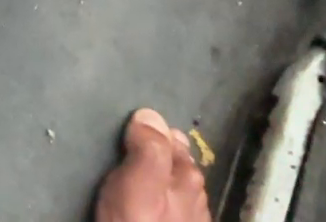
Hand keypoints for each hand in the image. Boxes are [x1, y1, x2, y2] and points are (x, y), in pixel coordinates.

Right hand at [95, 109, 209, 221]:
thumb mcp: (137, 184)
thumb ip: (148, 149)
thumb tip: (151, 114)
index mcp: (187, 178)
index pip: (171, 139)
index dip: (151, 131)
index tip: (130, 129)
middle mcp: (196, 198)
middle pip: (178, 166)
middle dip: (161, 154)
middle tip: (132, 147)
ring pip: (177, 191)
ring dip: (162, 180)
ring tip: (140, 176)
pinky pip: (172, 212)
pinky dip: (162, 205)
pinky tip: (150, 210)